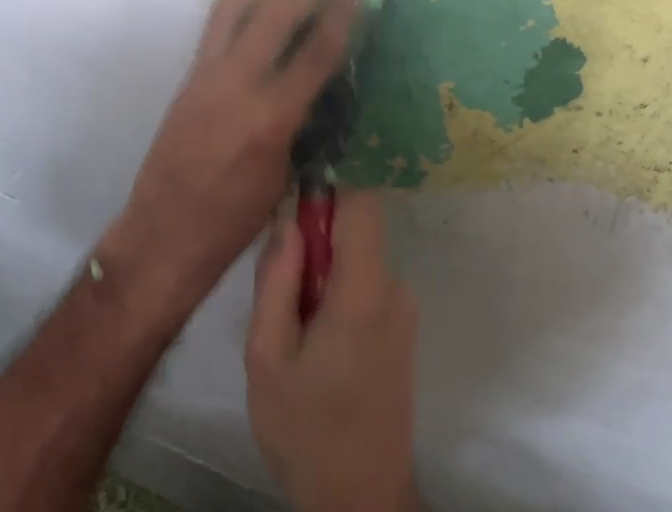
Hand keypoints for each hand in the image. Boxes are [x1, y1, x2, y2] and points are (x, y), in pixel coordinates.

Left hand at [111, 0, 356, 295]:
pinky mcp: (187, 79)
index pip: (315, 54)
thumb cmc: (234, 219)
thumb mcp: (281, 174)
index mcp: (271, 119)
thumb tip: (314, 86)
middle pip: (273, 15)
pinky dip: (236, 5)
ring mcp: (206, 77)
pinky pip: (214, 28)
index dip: (339, 18)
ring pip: (233, 10)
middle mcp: (237, 86)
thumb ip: (298, 123)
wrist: (165, 231)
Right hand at [246, 191, 420, 511]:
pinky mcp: (402, 332)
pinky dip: (337, 298)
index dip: (327, 191)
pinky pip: (366, 288)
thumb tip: (288, 220)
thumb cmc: (305, 428)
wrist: (360, 497)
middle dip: (313, 245)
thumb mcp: (267, 356)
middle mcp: (395, 292)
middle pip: (356, 232)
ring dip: (322, 277)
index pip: (360, 203)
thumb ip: (277, 281)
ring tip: (292, 331)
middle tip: (278, 292)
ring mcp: (404, 313)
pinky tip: (315, 345)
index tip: (291, 204)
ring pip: (357, 262)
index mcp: (364, 292)